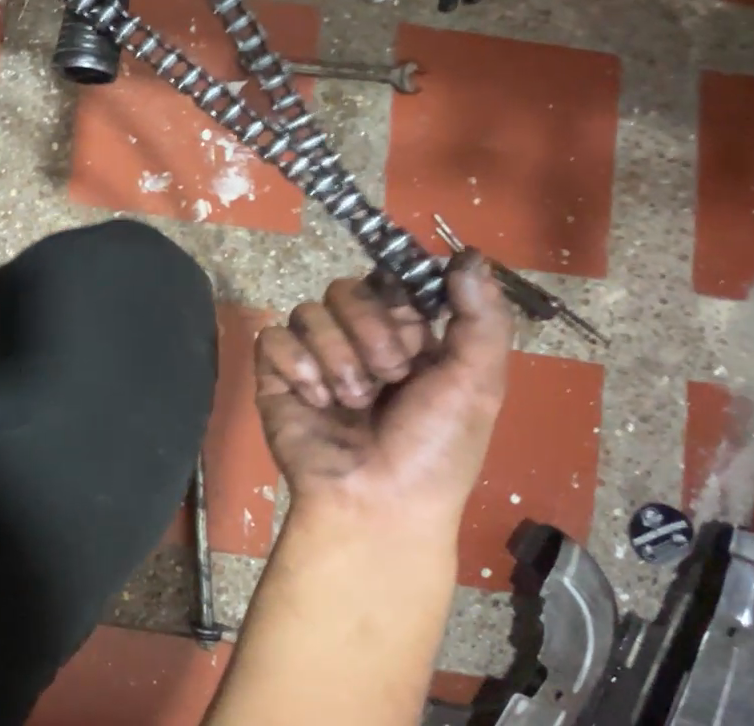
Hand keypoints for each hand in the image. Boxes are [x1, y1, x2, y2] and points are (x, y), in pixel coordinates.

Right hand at [253, 256, 513, 524]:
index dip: (399, 298)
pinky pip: (274, 338)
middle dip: (370, 331)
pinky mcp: (275, 373)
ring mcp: (313, 356)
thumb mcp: (478, 384)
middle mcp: (357, 341)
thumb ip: (480, 318)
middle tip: (388, 375)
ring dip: (337, 358)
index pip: (390, 284)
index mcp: (409, 340)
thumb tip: (469, 254)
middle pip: (345, 290)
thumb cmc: (436, 449)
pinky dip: (298, 367)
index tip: (414, 325)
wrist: (377, 499)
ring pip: (308, 312)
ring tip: (351, 400)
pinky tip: (316, 400)